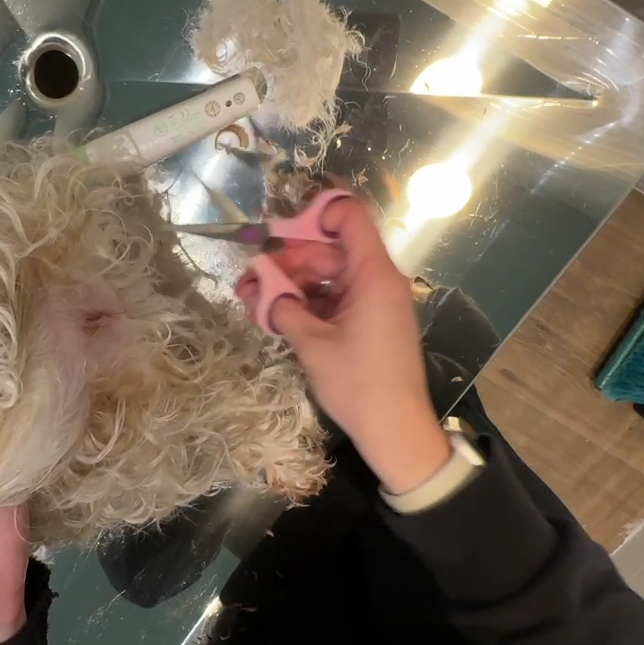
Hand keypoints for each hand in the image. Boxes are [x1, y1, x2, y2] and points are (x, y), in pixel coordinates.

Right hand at [236, 195, 449, 493]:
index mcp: (373, 275)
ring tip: (252, 300)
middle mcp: (376, 281)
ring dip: (290, 286)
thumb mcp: (313, 344)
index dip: (314, 214)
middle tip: (249, 279)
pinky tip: (275, 315)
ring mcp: (373, 303)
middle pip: (328, 252)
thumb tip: (262, 290)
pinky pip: (333, 301)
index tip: (278, 230)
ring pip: (326, 279)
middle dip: (286, 262)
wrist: (394, 429)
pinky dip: (306, 305)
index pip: (349, 219)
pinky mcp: (367, 324)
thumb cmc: (358, 383)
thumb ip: (284, 308)